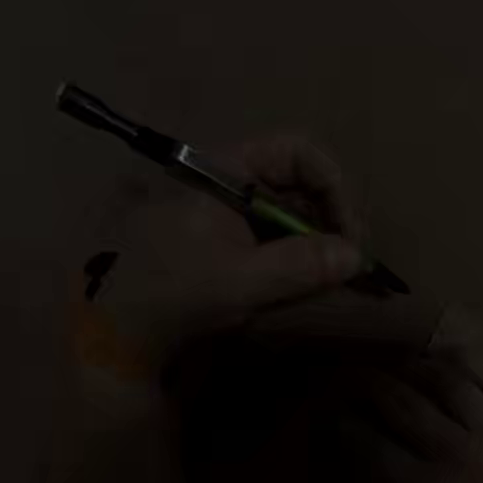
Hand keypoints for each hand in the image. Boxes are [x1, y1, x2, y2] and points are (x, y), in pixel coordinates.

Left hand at [95, 135, 365, 363]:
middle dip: (333, 218)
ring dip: (320, 242)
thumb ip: (301, 265)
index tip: (350, 235)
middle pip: (300, 182)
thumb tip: (357, 257)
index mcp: (226, 169)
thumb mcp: (242, 280)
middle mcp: (231, 181)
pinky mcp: (230, 242)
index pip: (298, 152)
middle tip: (352, 263)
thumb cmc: (176, 294)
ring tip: (336, 278)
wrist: (125, 331)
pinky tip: (311, 282)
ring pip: (292, 212)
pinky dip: (300, 257)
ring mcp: (230, 212)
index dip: (334, 186)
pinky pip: (277, 237)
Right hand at [347, 351, 482, 482]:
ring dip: (416, 368)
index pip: (377, 450)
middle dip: (371, 386)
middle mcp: (461, 451)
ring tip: (400, 365)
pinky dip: (472, 361)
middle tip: (352, 374)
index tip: (332, 415)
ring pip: (449, 382)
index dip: (348, 429)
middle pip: (405, 405)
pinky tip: (452, 357)